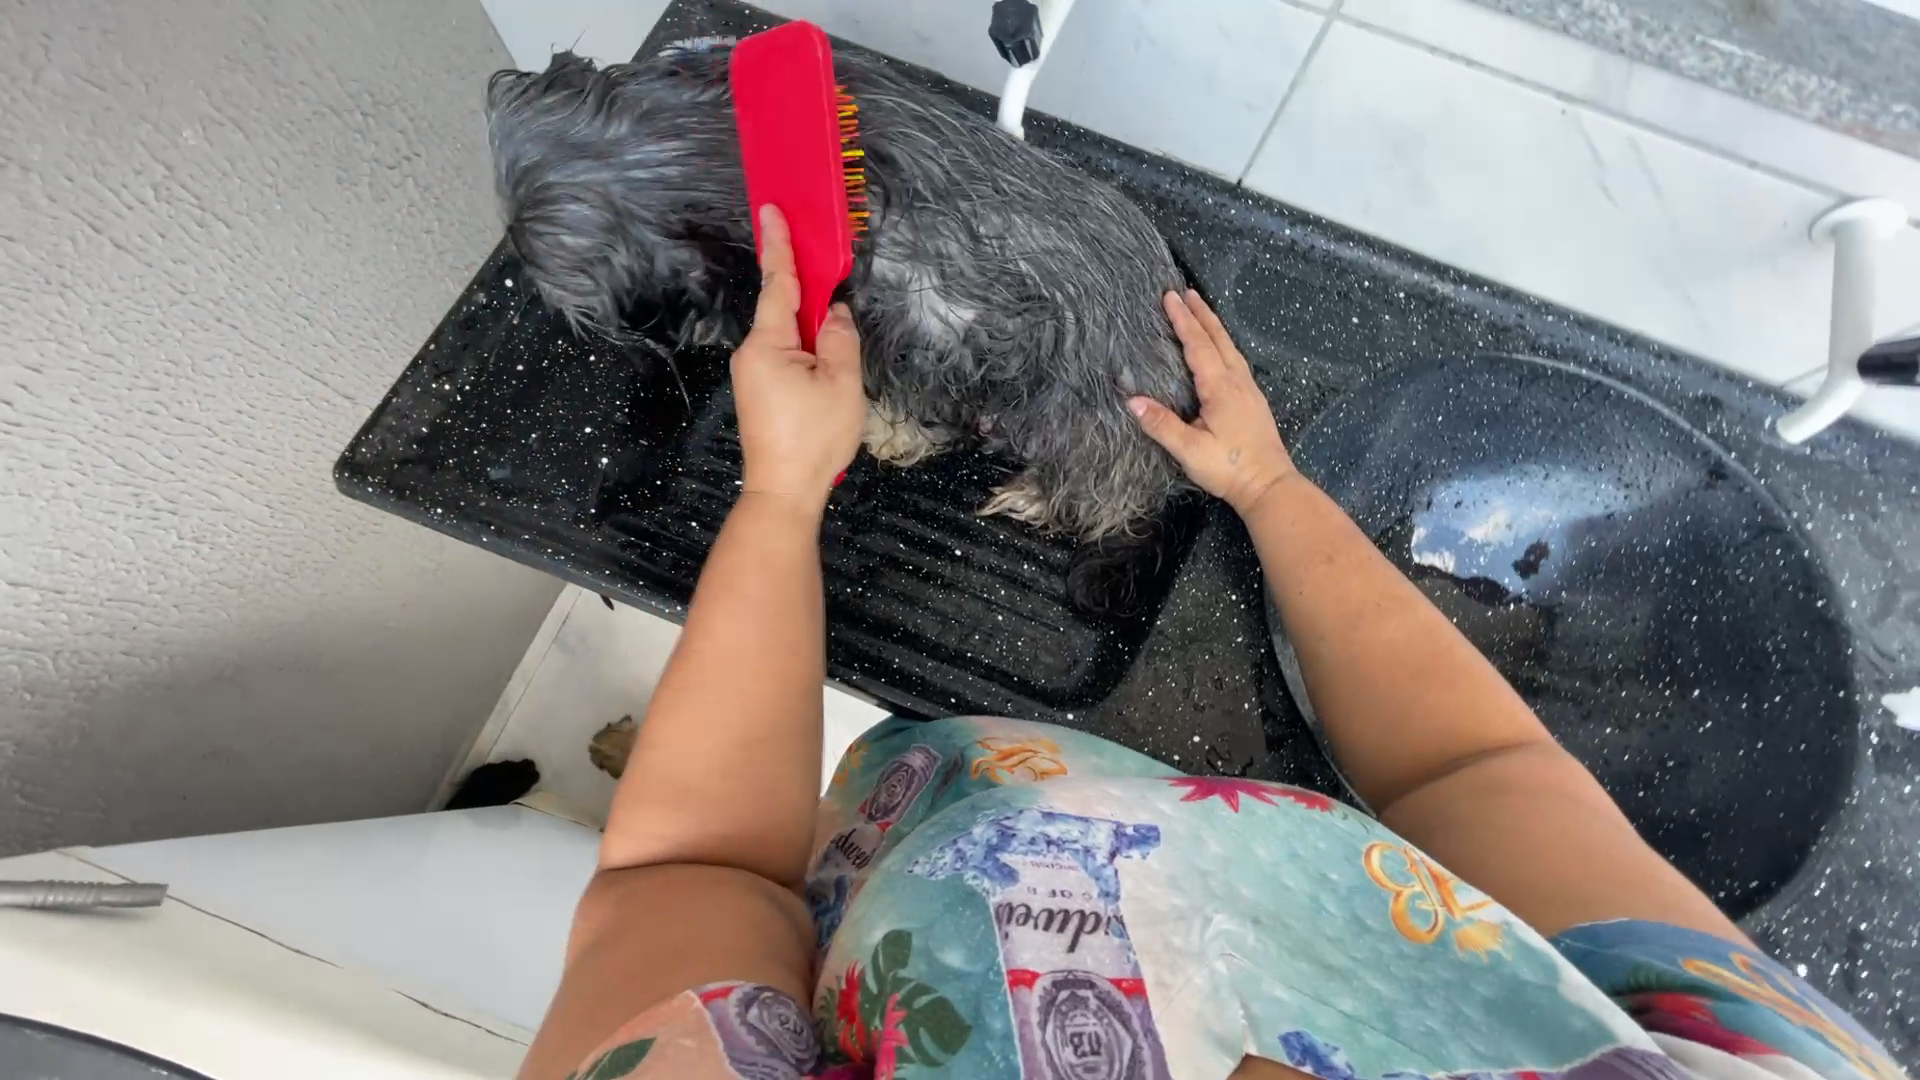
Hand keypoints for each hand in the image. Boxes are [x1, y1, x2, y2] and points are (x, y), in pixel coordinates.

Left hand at [732, 205, 866, 508]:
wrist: (784, 491)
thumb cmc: (814, 436)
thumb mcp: (841, 383)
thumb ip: (841, 339)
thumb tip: (835, 313)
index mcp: (768, 344)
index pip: (777, 284)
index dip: (779, 246)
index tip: (771, 210)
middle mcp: (752, 354)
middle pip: (786, 315)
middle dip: (814, 308)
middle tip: (838, 306)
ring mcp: (752, 377)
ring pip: (789, 343)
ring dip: (815, 342)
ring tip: (841, 369)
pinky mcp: (759, 396)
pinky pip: (786, 363)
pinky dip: (808, 360)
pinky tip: (827, 380)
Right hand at [1129, 290, 1298, 514]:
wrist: (1269, 485)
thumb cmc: (1228, 468)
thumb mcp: (1189, 450)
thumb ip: (1161, 424)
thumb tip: (1131, 400)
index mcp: (1220, 388)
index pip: (1198, 345)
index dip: (1183, 320)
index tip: (1170, 297)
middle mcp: (1237, 381)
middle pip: (1218, 338)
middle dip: (1200, 313)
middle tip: (1185, 292)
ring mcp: (1249, 389)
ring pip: (1230, 347)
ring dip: (1213, 326)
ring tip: (1201, 311)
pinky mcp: (1253, 400)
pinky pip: (1235, 359)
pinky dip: (1223, 343)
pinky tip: (1220, 348)